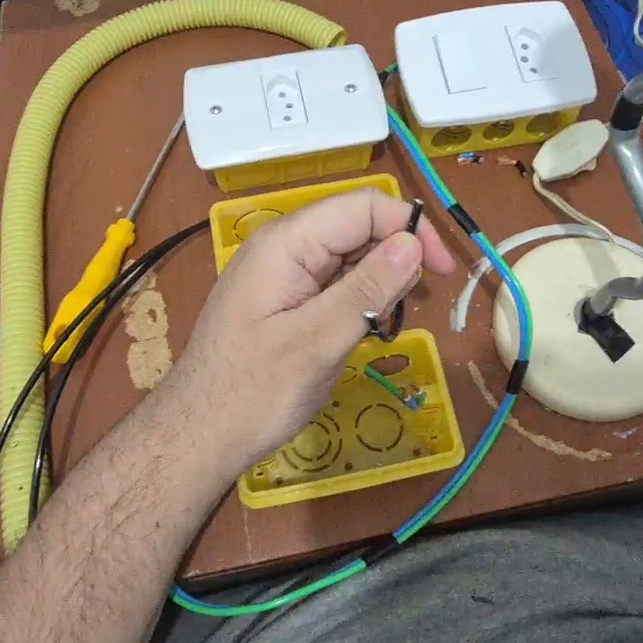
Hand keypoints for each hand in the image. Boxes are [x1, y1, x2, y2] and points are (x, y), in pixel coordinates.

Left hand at [150, 189, 454, 474]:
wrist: (199, 436)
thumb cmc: (254, 392)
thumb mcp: (317, 342)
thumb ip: (366, 289)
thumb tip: (413, 244)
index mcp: (287, 243)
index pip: (363, 207)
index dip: (410, 228)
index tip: (443, 272)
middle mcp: (284, 247)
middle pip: (357, 226)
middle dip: (397, 255)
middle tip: (414, 306)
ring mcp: (283, 273)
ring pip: (350, 254)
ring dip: (381, 280)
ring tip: (388, 322)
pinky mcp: (286, 298)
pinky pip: (334, 281)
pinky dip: (361, 298)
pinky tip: (368, 327)